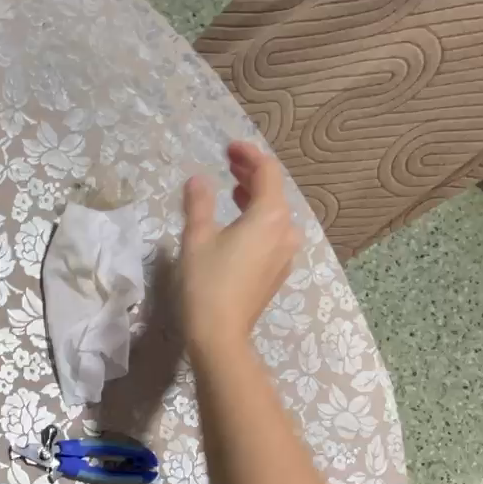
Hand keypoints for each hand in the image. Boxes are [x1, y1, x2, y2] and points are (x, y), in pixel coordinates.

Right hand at [177, 140, 300, 368]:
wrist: (220, 335)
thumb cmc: (206, 284)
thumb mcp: (197, 239)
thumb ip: (199, 204)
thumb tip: (198, 180)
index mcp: (269, 215)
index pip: (267, 171)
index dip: (248, 154)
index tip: (229, 147)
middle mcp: (285, 230)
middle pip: (273, 192)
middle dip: (251, 175)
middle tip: (229, 164)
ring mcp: (285, 253)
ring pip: (273, 215)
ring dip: (254, 199)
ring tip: (234, 193)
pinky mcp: (277, 272)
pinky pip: (271, 235)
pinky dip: (256, 222)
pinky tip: (238, 227)